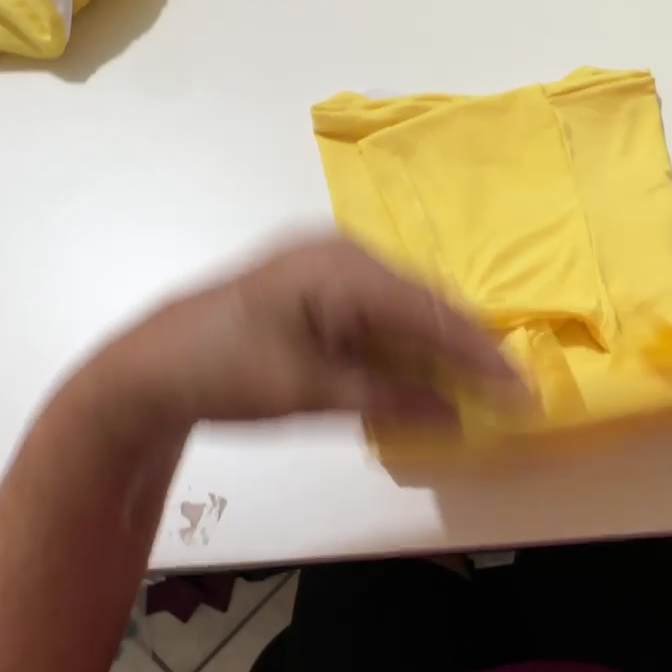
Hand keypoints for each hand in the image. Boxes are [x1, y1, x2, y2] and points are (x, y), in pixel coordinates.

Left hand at [80, 234, 520, 429]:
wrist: (149, 372)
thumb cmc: (223, 373)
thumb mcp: (309, 391)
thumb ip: (389, 400)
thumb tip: (459, 416)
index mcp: (340, 268)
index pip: (429, 310)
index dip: (480, 352)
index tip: (522, 388)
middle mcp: (340, 256)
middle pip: (422, 305)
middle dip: (464, 351)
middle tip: (506, 392)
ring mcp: (327, 271)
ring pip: (402, 313)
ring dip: (434, 353)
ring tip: (474, 390)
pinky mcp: (317, 293)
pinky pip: (377, 319)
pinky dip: (402, 352)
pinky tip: (420, 377)